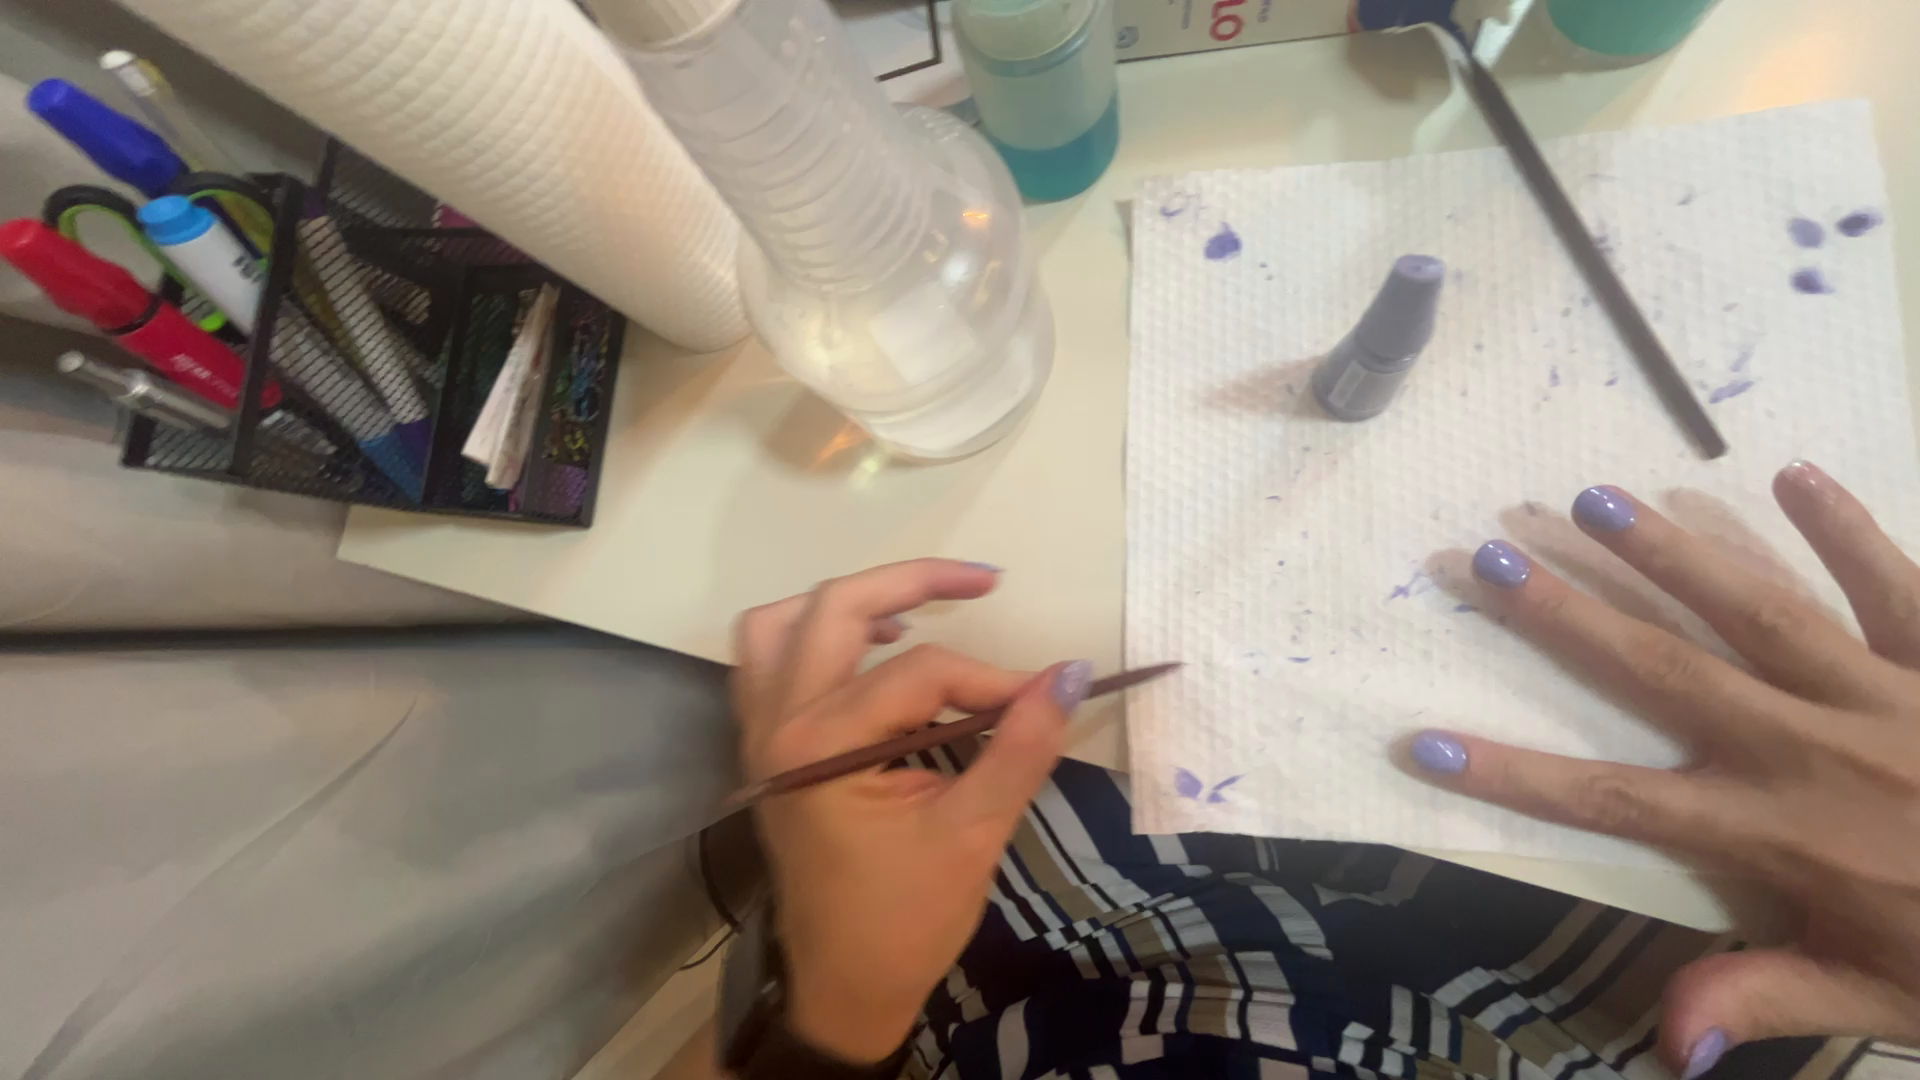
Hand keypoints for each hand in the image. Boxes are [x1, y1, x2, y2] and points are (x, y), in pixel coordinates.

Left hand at [731, 559, 1089, 1063]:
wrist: (840, 984)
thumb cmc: (903, 919)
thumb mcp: (973, 833)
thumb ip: (1020, 746)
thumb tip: (1069, 675)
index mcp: (822, 747)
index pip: (920, 675)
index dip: (992, 677)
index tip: (1045, 691)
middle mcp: (777, 722)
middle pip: (835, 607)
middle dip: (913, 580)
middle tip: (981, 579)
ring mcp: (760, 729)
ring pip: (783, 622)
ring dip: (847, 602)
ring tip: (914, 611)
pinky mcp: (764, 742)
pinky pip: (768, 659)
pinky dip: (813, 634)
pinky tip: (868, 652)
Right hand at [1406, 462, 1919, 1076]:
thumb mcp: (1889, 1004)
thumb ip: (1765, 1001)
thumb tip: (1661, 1049)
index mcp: (1781, 832)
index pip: (1610, 802)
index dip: (1510, 775)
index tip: (1423, 743)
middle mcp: (1814, 750)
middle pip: (1662, 670)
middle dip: (1566, 612)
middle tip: (1493, 555)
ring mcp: (1890, 696)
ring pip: (1759, 611)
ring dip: (1670, 551)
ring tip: (1596, 498)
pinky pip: (1901, 588)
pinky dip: (1845, 531)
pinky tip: (1788, 475)